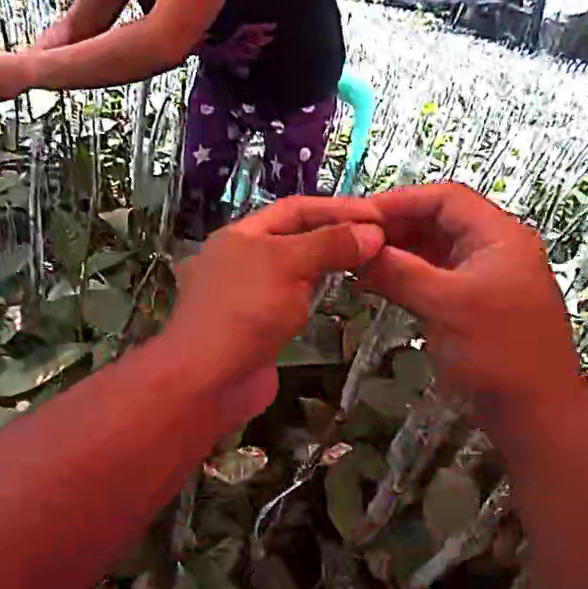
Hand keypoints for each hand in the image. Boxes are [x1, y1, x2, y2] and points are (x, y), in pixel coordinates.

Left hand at [165, 197, 384, 422]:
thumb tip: (371, 232)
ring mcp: (240, 300)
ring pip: (288, 276)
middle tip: (378, 244)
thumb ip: (329, 244)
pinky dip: (308, 302)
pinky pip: (285, 307)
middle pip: (290, 241)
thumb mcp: (288, 264)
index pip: (293, 210)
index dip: (337, 209)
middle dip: (331, 239)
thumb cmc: (244, 310)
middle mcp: (234, 263)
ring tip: (364, 269)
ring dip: (321, 271)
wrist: (208, 379)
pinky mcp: (250, 332)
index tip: (379, 217)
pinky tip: (330, 304)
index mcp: (237, 237)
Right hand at [356, 181, 582, 421]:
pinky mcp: (469, 303)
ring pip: (431, 249)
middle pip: (437, 220)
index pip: (445, 198)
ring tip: (354, 260)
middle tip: (349, 239)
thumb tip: (359, 249)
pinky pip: (431, 275)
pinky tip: (372, 283)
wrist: (533, 409)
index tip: (357, 215)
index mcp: (498, 237)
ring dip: (394, 251)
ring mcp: (481, 277)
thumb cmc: (496, 351)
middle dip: (393, 226)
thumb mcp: (444, 305)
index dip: (400, 200)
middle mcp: (492, 249)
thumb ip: (399, 272)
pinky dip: (402, 274)